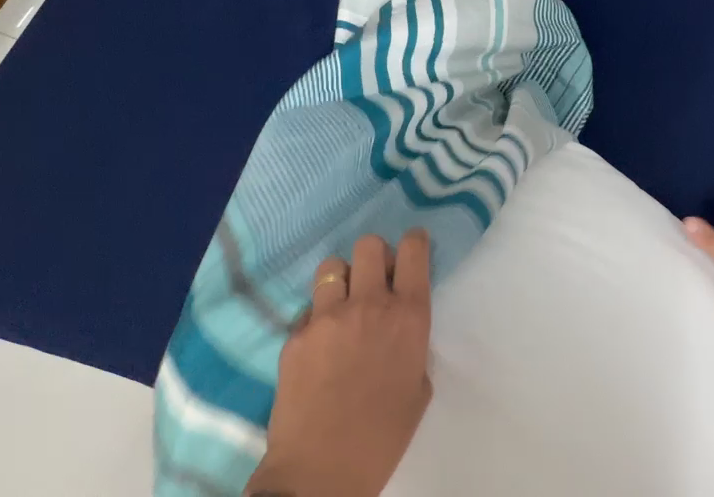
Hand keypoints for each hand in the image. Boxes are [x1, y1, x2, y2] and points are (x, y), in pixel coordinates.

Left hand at [246, 229, 432, 496]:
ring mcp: (327, 318)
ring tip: (341, 304)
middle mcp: (369, 304)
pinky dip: (317, 318)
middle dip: (374, 255)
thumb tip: (398, 329)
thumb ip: (412, 344)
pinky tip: (319, 346)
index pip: (413, 250)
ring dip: (341, 279)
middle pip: (368, 246)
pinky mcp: (295, 337)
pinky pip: (308, 309)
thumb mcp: (418, 385)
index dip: (414, 242)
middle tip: (375, 278)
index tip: (412, 248)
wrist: (320, 471)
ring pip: (331, 267)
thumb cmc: (383, 434)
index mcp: (409, 315)